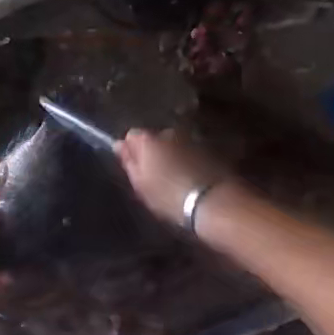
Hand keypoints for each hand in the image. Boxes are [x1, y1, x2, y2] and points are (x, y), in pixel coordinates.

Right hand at [116, 128, 230, 229]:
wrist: (214, 202)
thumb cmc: (168, 195)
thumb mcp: (141, 184)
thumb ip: (129, 162)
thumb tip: (119, 145)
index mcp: (148, 140)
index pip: (132, 136)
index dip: (132, 151)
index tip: (134, 168)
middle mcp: (169, 133)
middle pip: (155, 138)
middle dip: (154, 152)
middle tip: (154, 176)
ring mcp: (192, 139)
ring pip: (175, 145)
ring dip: (172, 156)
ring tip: (174, 179)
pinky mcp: (211, 149)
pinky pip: (191, 152)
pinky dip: (189, 161)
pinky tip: (191, 179)